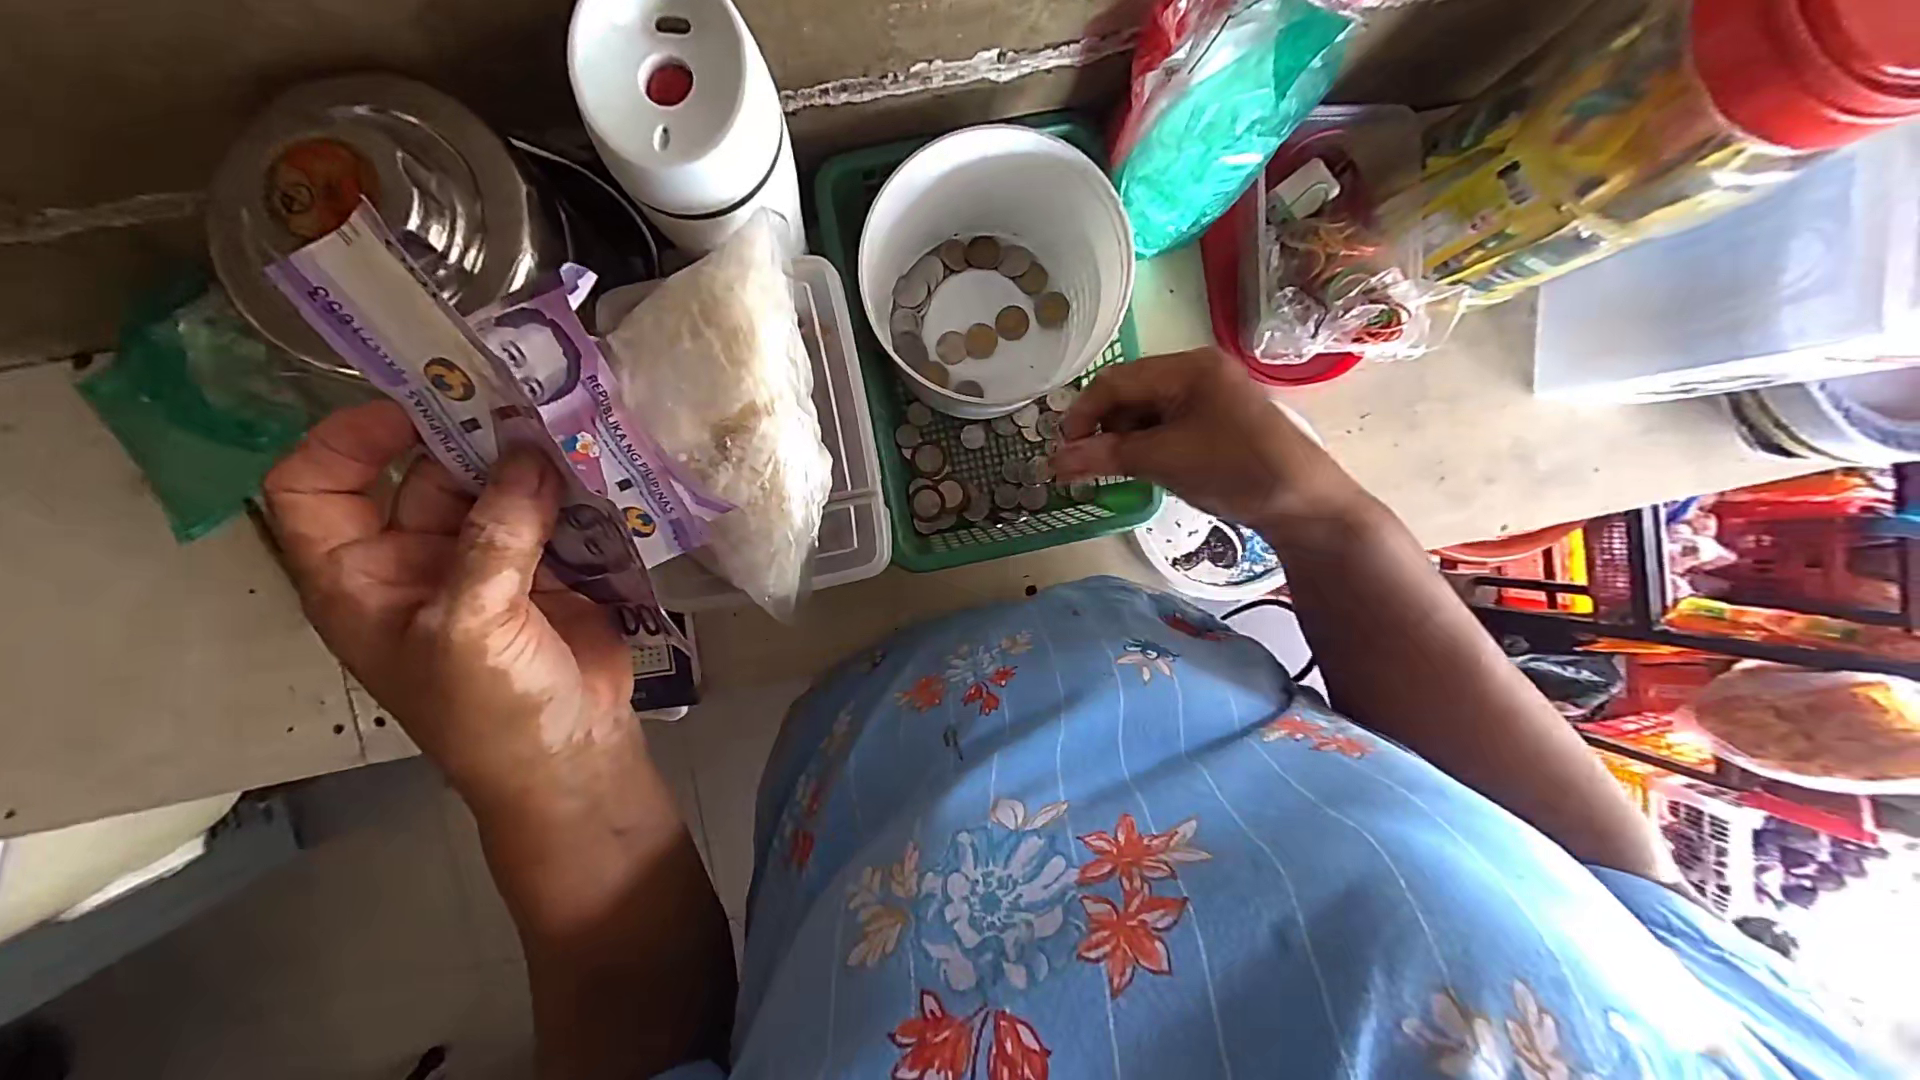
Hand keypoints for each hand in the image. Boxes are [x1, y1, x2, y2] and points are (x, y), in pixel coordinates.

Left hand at [263, 401, 633, 809]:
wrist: (572, 752)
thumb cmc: (492, 708)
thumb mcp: (470, 627)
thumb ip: (494, 540)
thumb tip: (528, 455)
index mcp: (364, 576)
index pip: (319, 488)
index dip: (350, 440)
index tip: (417, 408)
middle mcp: (421, 560)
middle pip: (428, 478)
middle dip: (469, 441)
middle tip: (525, 405)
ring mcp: (492, 565)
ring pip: (500, 494)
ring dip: (530, 466)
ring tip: (571, 430)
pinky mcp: (551, 572)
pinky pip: (555, 519)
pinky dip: (574, 496)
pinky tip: (600, 473)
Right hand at [1052, 348, 1368, 533]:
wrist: (1304, 503)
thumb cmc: (1234, 469)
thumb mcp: (1163, 460)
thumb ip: (1106, 456)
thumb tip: (1054, 461)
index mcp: (1188, 367)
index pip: (1116, 380)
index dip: (1083, 413)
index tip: (1064, 449)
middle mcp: (1197, 372)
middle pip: (1130, 393)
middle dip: (1104, 428)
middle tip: (1089, 463)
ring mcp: (1209, 396)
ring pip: (1146, 411)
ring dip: (1124, 439)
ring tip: (1119, 470)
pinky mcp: (1216, 420)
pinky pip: (1167, 425)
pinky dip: (1148, 446)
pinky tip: (1145, 468)